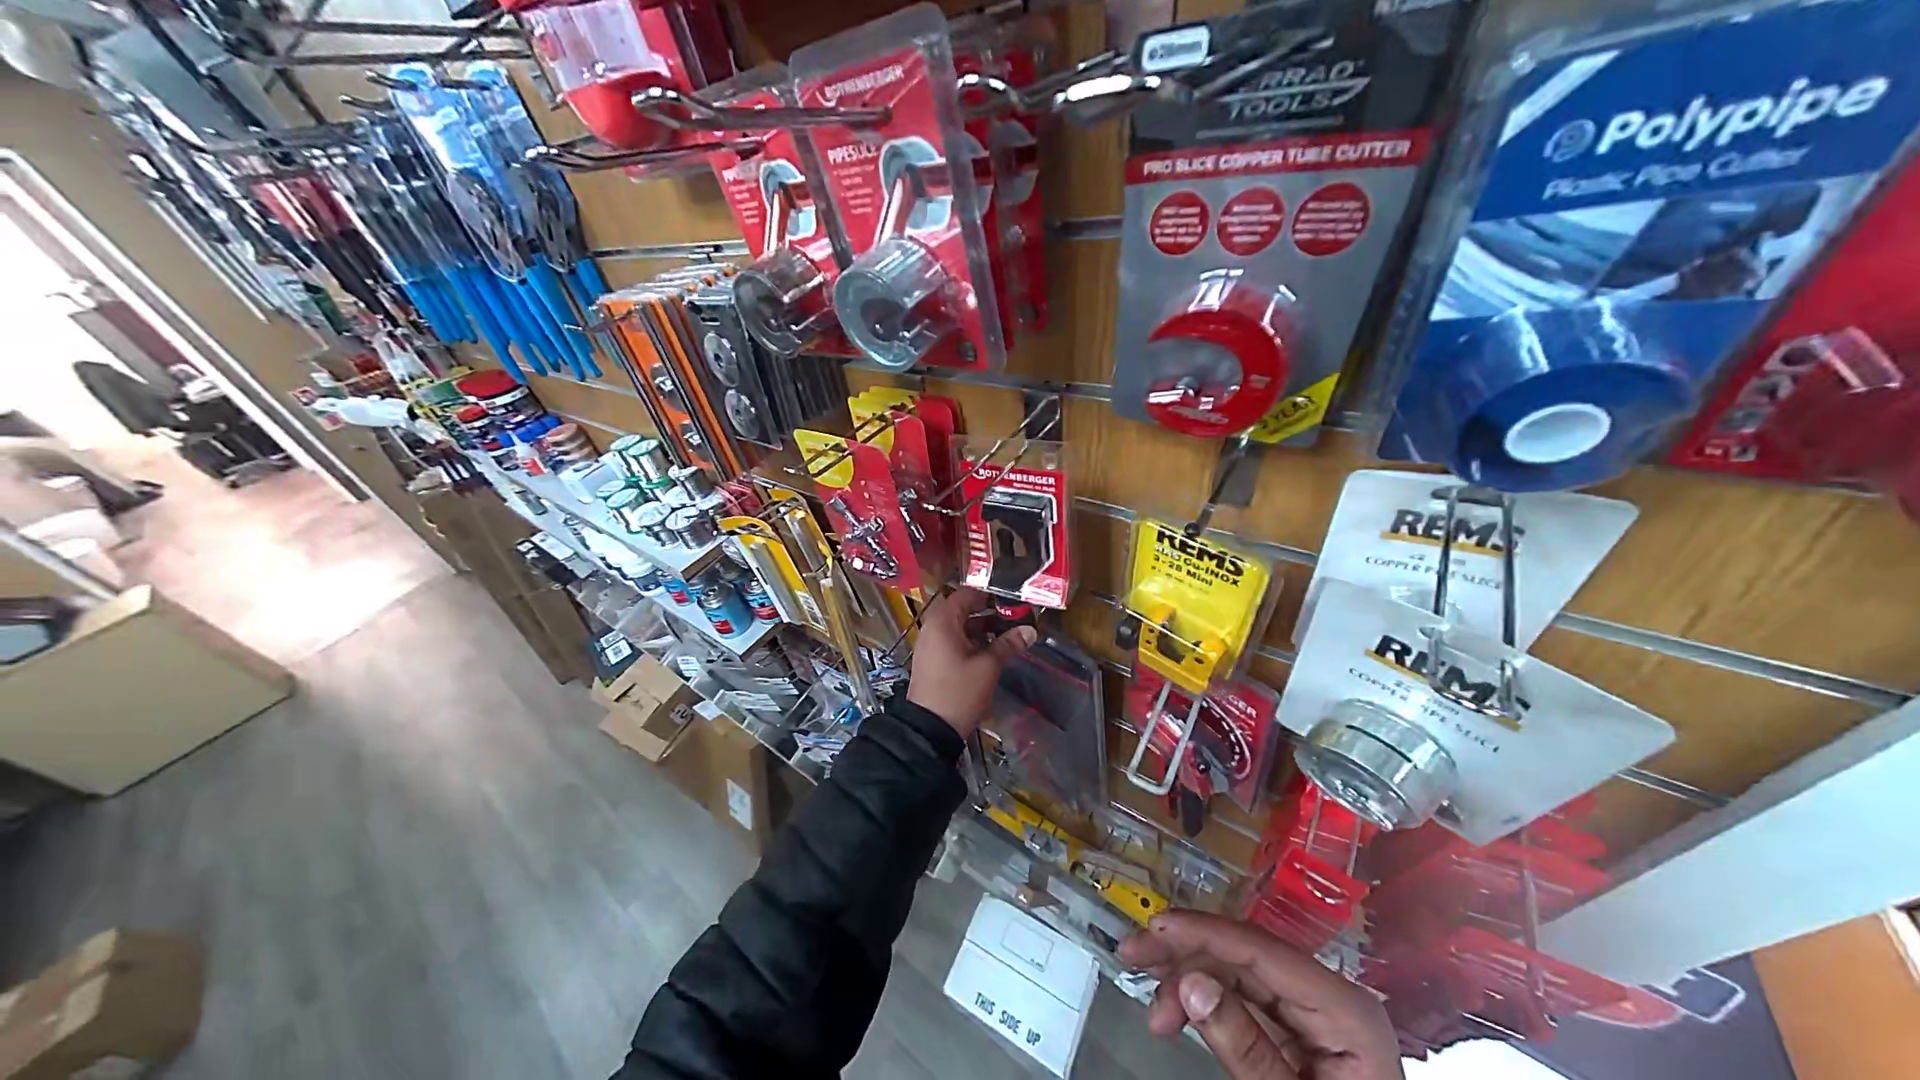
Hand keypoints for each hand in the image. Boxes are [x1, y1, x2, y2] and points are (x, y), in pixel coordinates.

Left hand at [906, 587, 1035, 735]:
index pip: (966, 594)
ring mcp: (930, 645)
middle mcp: (933, 628)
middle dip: (989, 612)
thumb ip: (1008, 644)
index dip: (990, 594)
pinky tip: (992, 650)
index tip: (1013, 598)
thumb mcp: (987, 667)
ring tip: (1009, 633)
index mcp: (942, 622)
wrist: (930, 729)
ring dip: (982, 628)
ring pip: (959, 627)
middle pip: (962, 609)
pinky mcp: (932, 661)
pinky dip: (971, 641)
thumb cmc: (959, 691)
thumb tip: (1030, 630)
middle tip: (1016, 616)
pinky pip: (953, 641)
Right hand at [1120, 911, 1401, 1079]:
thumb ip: (1247, 1049)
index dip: (1204, 932)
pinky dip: (1207, 1003)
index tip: (1155, 927)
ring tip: (1155, 1013)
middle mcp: (1331, 998)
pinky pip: (1245, 1000)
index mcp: (1346, 1011)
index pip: (1263, 951)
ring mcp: (1317, 1014)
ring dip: (1190, 982)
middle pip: (1246, 956)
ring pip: (1239, 974)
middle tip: (1132, 956)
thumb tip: (1193, 983)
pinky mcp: (1301, 1032)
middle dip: (1187, 957)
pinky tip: (1177, 1011)